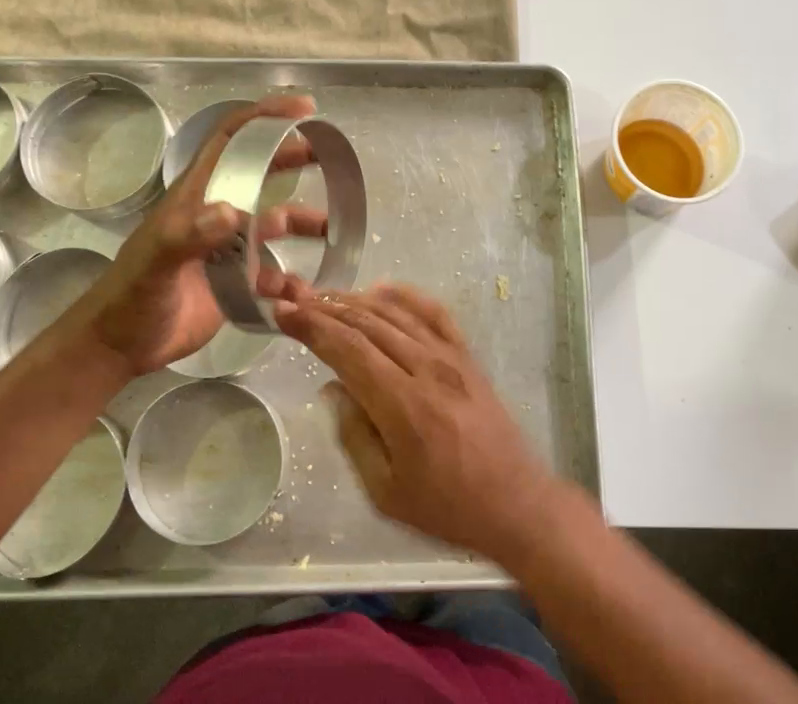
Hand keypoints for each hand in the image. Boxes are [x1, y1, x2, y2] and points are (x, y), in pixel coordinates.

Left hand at [67, 94, 326, 374]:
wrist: (118, 348)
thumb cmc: (131, 299)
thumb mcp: (155, 264)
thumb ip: (188, 235)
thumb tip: (233, 211)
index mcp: (195, 197)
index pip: (229, 141)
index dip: (264, 118)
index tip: (302, 108)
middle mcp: (214, 215)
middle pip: (258, 174)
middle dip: (291, 158)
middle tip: (331, 155)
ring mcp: (226, 249)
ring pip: (273, 225)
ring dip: (303, 224)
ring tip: (333, 230)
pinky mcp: (235, 283)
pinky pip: (273, 274)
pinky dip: (292, 281)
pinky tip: (304, 293)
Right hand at [271, 284, 570, 561]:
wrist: (515, 502)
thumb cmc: (446, 507)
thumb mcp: (385, 490)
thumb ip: (354, 435)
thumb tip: (332, 388)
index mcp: (402, 405)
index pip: (348, 350)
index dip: (312, 328)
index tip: (283, 314)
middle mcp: (427, 370)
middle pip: (369, 325)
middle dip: (326, 308)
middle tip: (294, 300)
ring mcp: (452, 360)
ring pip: (398, 315)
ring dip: (358, 300)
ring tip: (325, 296)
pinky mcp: (468, 359)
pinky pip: (436, 315)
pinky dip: (407, 297)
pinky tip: (383, 290)